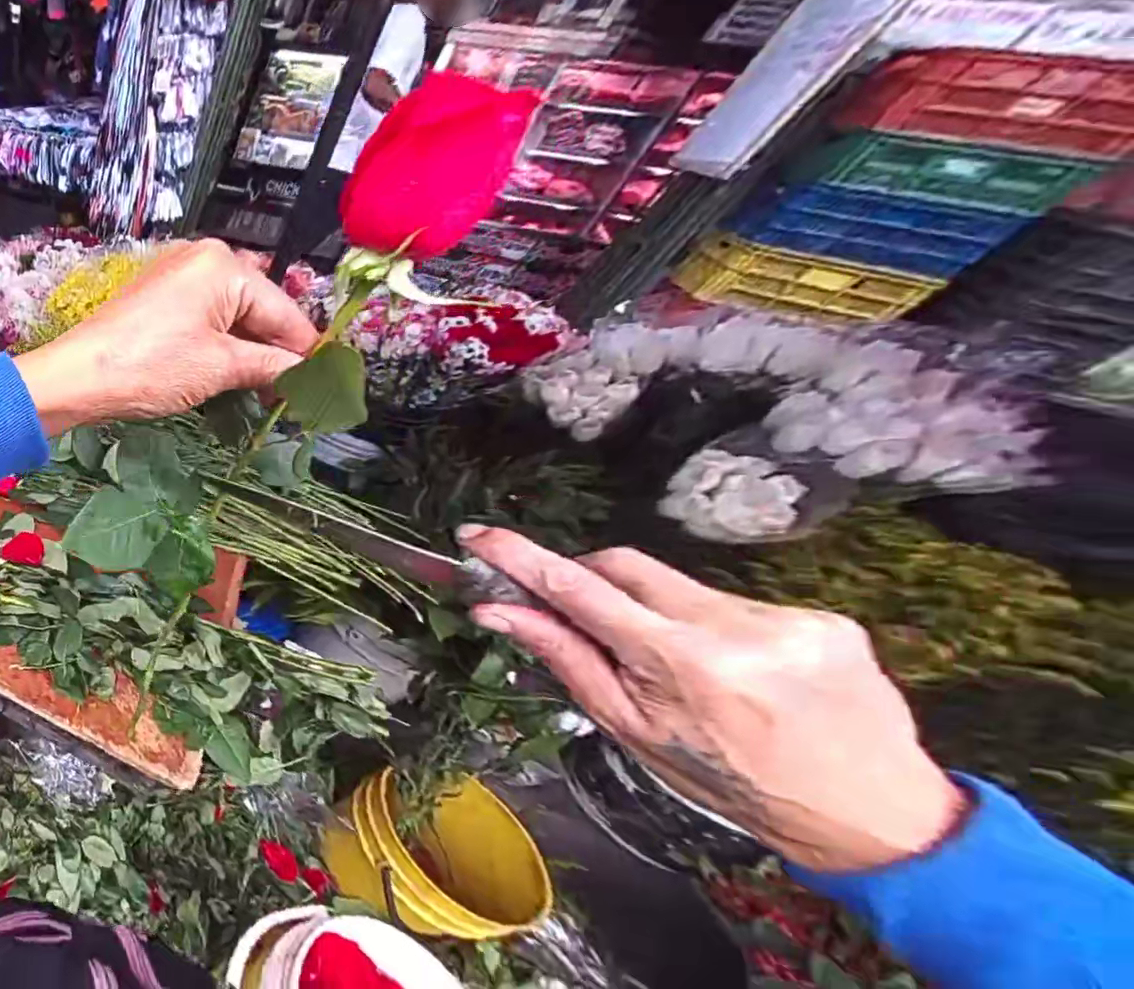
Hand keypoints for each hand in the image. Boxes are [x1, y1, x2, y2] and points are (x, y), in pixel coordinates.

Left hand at [13, 239, 318, 435]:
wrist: (76, 378)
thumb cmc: (150, 366)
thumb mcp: (220, 367)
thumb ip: (270, 366)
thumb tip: (303, 373)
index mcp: (224, 265)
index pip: (283, 311)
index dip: (304, 351)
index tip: (319, 383)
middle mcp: (203, 258)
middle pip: (259, 309)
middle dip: (274, 352)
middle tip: (288, 394)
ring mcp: (179, 275)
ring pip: (233, 315)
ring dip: (250, 352)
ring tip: (262, 391)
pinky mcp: (161, 295)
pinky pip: (207, 317)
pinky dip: (223, 344)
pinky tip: (231, 372)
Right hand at [459, 526, 967, 873]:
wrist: (873, 817)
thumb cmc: (731, 782)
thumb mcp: (630, 727)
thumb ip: (564, 656)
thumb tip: (496, 611)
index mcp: (682, 663)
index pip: (579, 589)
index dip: (521, 556)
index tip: (478, 534)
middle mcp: (736, 626)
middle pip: (625, 566)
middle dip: (593, 584)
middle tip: (588, 622)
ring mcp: (787, 616)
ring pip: (677, 584)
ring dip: (655, 611)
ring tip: (680, 665)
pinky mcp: (823, 615)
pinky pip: (730, 599)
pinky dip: (707, 623)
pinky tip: (734, 667)